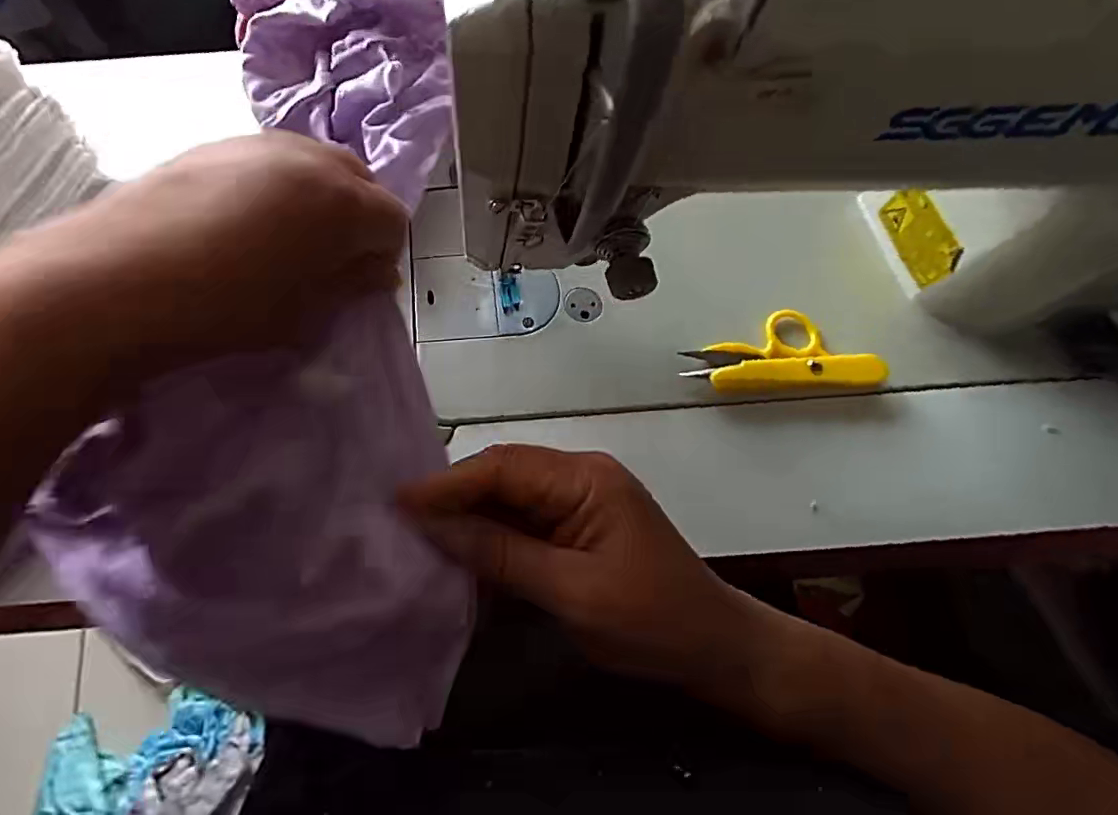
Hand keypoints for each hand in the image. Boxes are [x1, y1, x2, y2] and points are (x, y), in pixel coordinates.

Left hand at [0, 131, 406, 371]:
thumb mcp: (300, 312)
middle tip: (324, 260)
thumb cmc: (219, 310)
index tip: (355, 283)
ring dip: (315, 197)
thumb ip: (348, 285)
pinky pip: (268, 161)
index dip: (381, 254)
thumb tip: (375, 271)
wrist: (108, 283)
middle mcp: (307, 157)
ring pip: (313, 163)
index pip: (393, 218)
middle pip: (359, 179)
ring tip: (279, 240)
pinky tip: (236, 223)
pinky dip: (274, 186)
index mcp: (340, 201)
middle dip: (355, 217)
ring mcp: (257, 144)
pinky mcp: (212, 145)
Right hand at [399, 445, 764, 694]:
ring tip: (420, 534)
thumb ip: (501, 554)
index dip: (450, 482)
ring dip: (470, 517)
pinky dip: (493, 537)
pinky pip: (524, 521)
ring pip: (509, 497)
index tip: (400, 501)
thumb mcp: (572, 593)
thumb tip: (434, 525)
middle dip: (455, 496)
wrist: (716, 650)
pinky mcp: (577, 525)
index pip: (504, 467)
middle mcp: (579, 475)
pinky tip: (463, 553)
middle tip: (401, 518)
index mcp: (585, 478)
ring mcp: (579, 499)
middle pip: (503, 475)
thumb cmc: (652, 621)